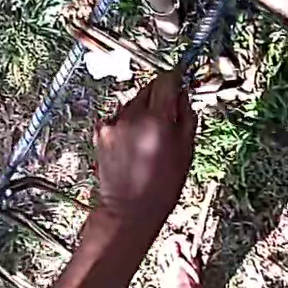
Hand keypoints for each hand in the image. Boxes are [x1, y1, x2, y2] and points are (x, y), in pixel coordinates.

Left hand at [93, 70, 194, 239]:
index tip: (180, 80)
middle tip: (167, 118)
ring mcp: (113, 124)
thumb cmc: (161, 186)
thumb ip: (186, 115)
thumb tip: (183, 94)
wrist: (129, 209)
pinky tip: (134, 144)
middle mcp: (131, 117)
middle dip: (159, 98)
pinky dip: (127, 124)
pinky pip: (119, 118)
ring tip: (149, 139)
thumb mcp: (186, 150)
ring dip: (142, 112)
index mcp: (156, 120)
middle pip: (148, 89)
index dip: (175, 79)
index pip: (165, 80)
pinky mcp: (100, 132)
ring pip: (133, 104)